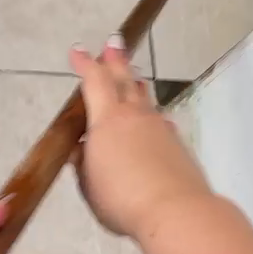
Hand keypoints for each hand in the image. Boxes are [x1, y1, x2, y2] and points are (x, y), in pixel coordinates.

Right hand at [70, 34, 214, 239]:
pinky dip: (152, 116)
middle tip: (114, 42)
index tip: (77, 50)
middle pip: (124, 80)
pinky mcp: (175, 145)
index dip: (85, 64)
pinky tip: (155, 120)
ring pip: (144, 98)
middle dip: (116, 61)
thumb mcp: (88, 185)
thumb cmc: (121, 198)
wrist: (175, 211)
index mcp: (107, 120)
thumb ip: (83, 164)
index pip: (94, 82)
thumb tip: (81, 149)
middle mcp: (134, 116)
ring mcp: (158, 128)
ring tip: (132, 77)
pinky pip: (159, 121)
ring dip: (135, 84)